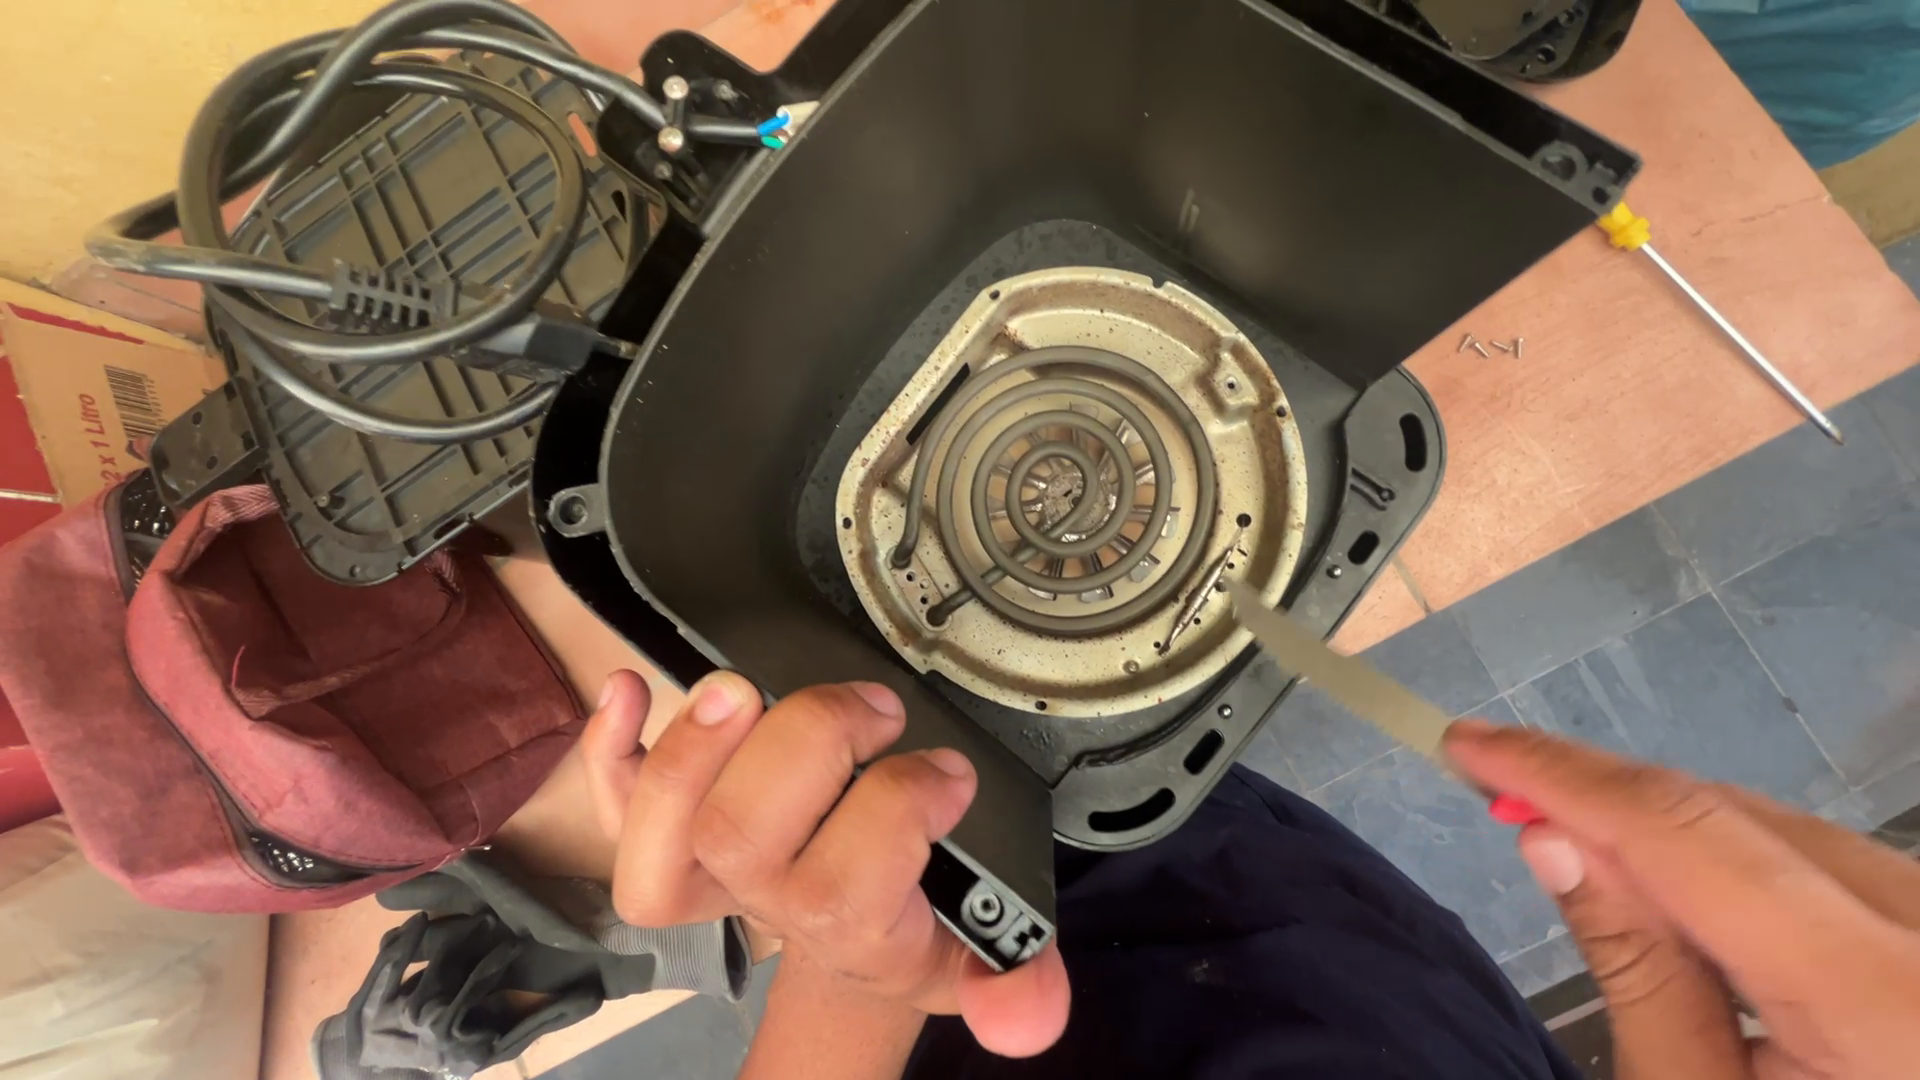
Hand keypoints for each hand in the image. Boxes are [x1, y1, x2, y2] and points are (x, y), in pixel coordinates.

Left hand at [580, 669, 1070, 1056]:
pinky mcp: (675, 826)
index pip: (845, 887)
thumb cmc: (910, 921)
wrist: (851, 936)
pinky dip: (609, 749)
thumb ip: (1017, 984)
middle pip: (742, 835)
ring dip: (697, 747)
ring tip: (747, 689)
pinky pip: (613, 798)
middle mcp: (768, 900)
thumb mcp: (975, 955)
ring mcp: (713, 868)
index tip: (949, 772)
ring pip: (668, 826)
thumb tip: (1033, 1019)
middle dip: (809, 744)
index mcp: (846, 928)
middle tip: (874, 710)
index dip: (900, 810)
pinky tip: (626, 692)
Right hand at [1445, 719, 1919, 1079]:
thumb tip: (1548, 837)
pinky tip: (1670, 867)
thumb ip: (1634, 965)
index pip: (1684, 832)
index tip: (1465, 744)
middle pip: (1738, 818)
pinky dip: (1731, 848)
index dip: (1559, 773)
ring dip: (1662, 818)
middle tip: (1497, 784)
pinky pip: (1832, 861)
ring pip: (1786, 829)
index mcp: (1888, 1004)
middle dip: (1602, 792)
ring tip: (1570, 826)